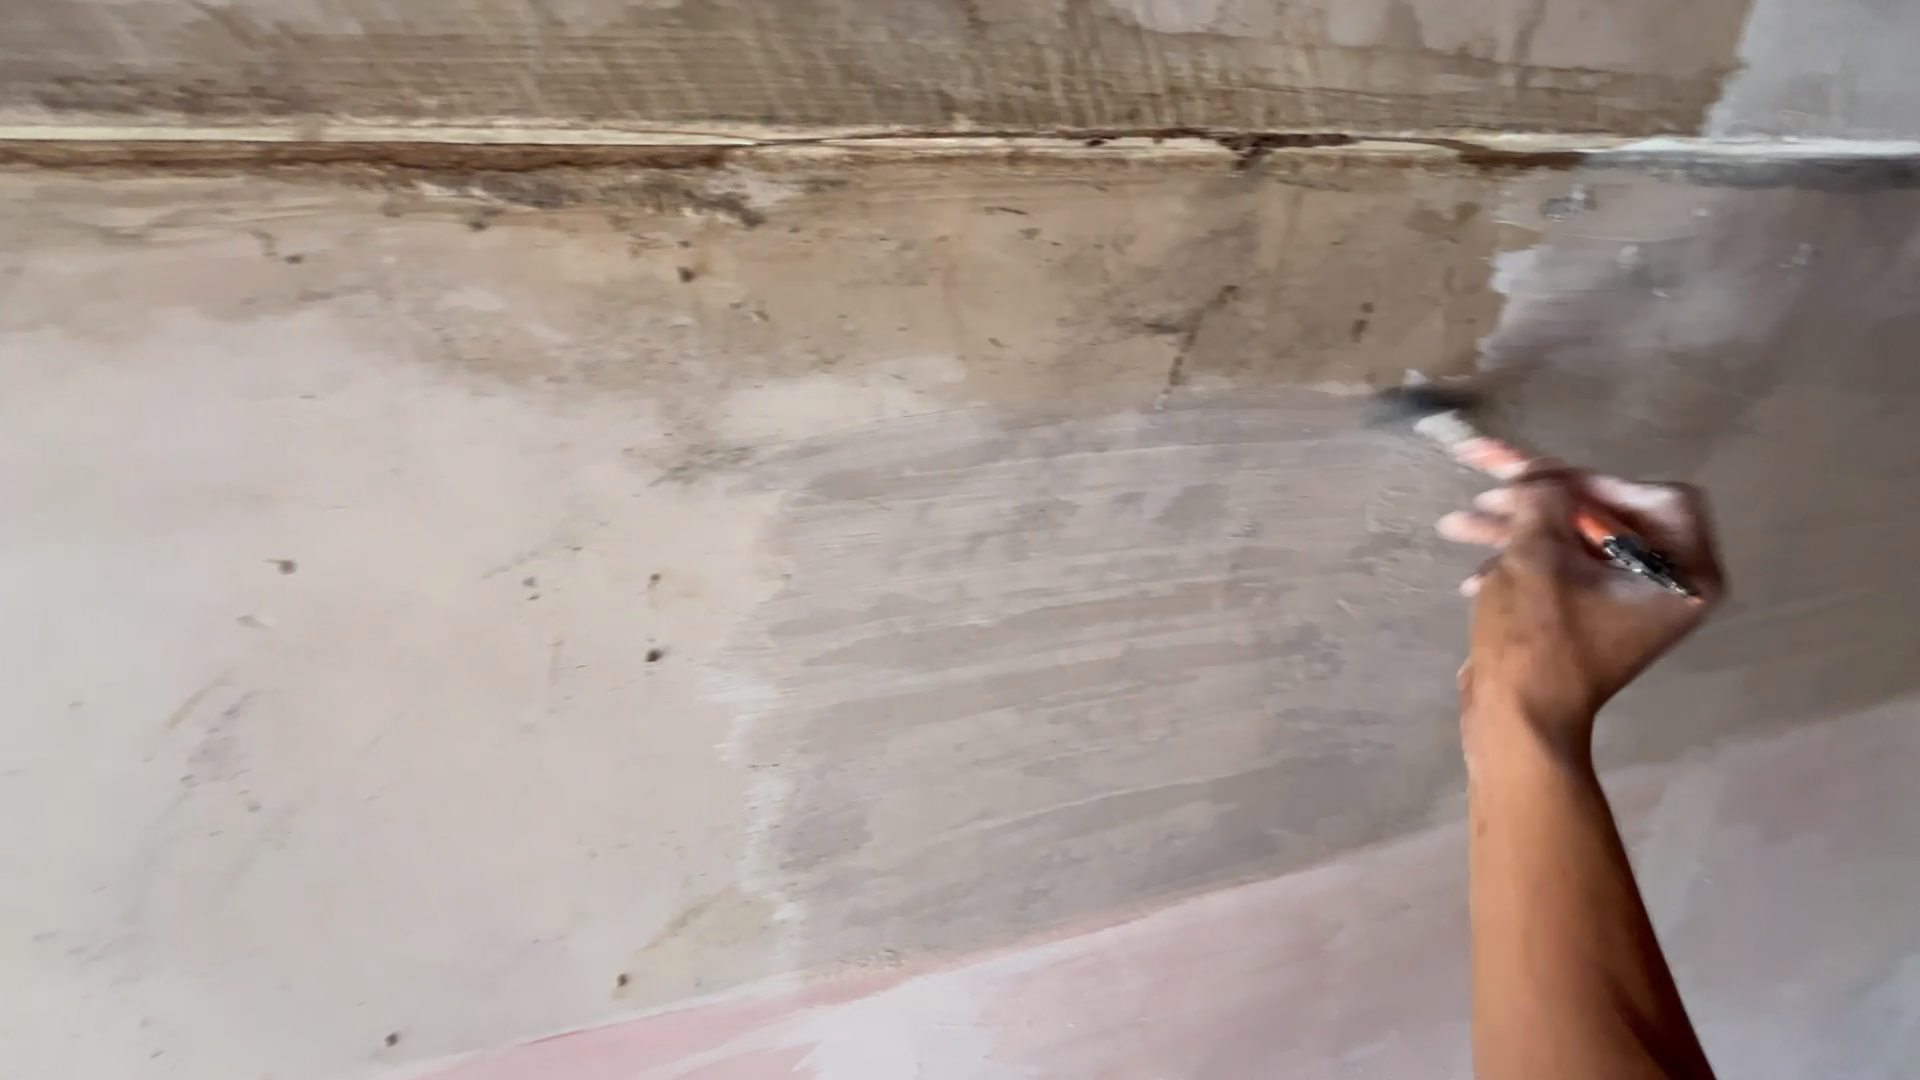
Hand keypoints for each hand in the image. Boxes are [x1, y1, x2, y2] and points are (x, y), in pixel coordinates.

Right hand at [1438, 470, 1726, 758]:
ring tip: (1455, 525)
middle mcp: (1664, 585)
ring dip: (1511, 529)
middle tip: (1484, 487)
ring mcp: (1622, 603)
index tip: (1541, 477)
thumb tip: (1537, 471)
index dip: (1595, 480)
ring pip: (1569, 542)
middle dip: (1535, 502)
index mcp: (1681, 573)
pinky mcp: (1584, 617)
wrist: (1516, 712)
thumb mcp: (1536, 557)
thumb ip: (1542, 501)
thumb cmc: (1537, 637)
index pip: (1656, 498)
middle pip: (1602, 517)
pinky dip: (1516, 563)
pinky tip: (1473, 575)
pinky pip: (1557, 571)